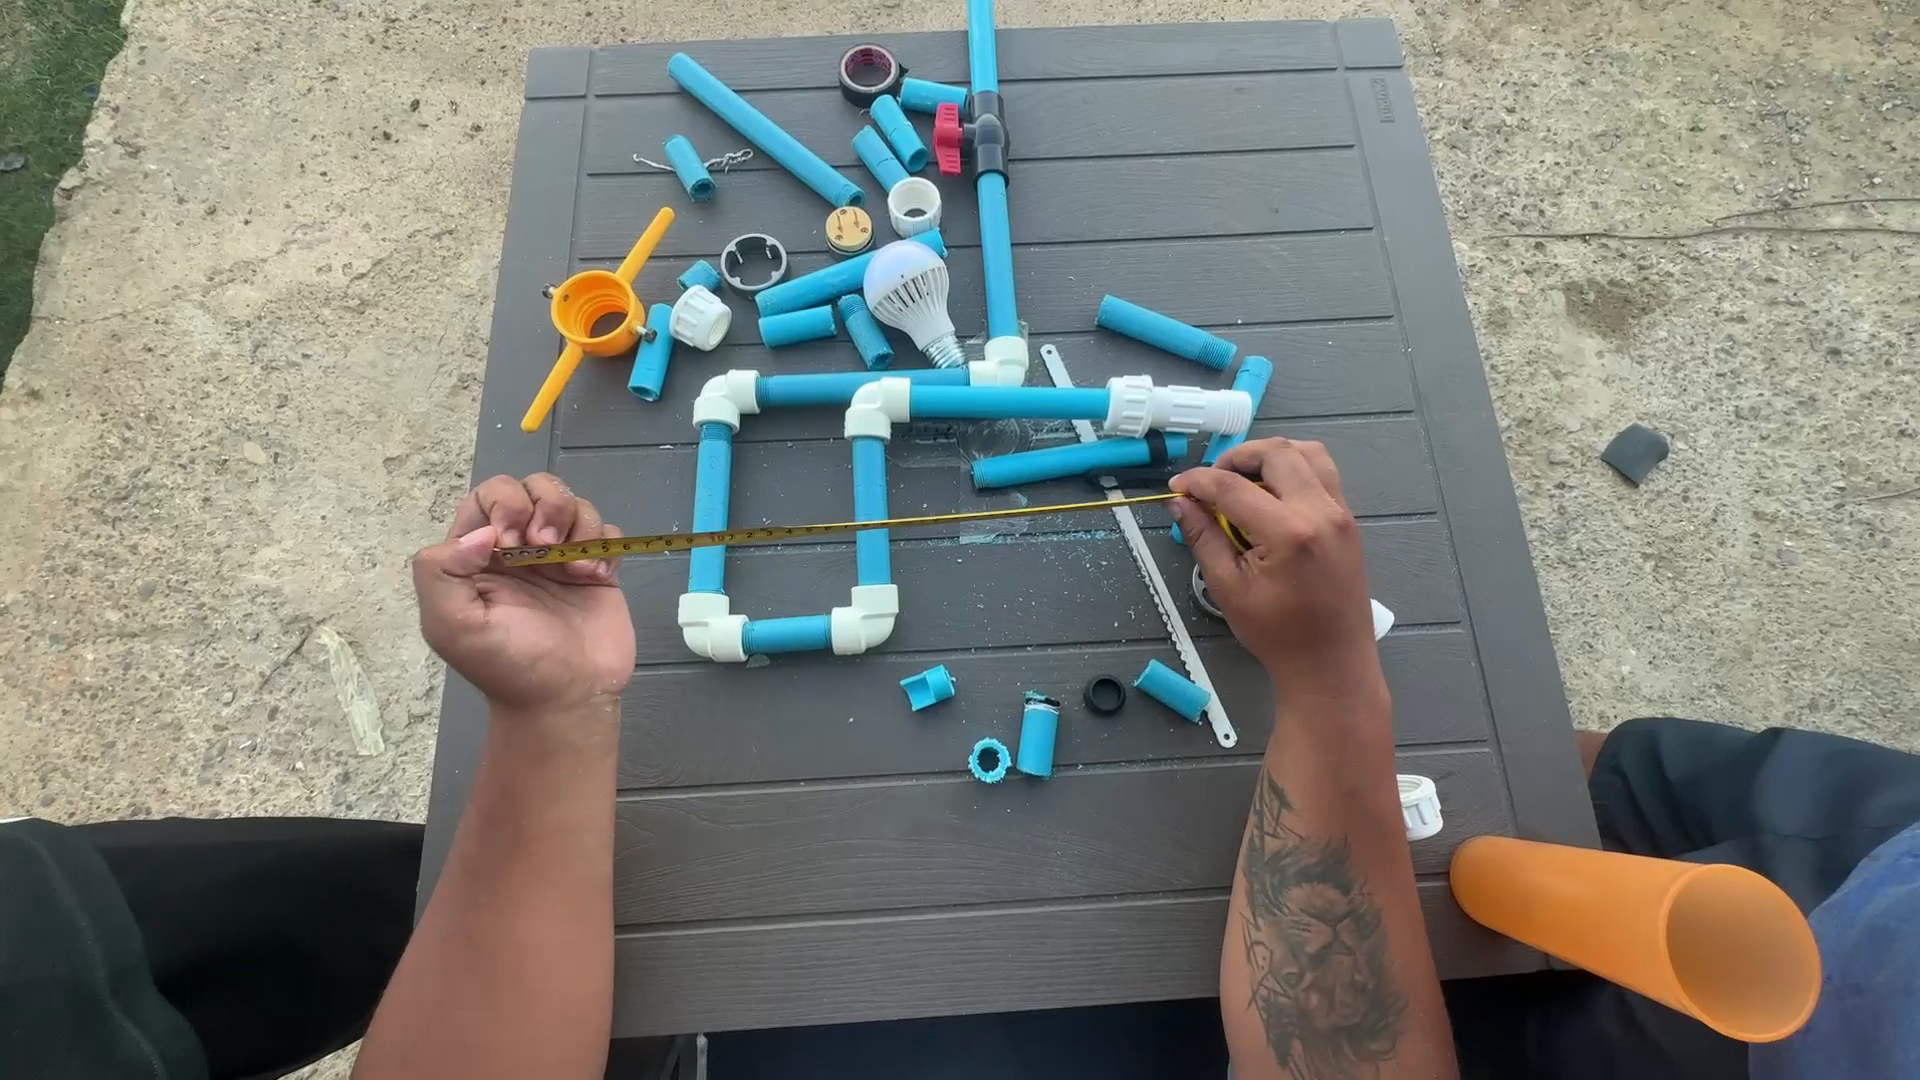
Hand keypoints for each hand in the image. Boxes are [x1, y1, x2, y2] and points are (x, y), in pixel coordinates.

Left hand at [412, 474, 636, 712]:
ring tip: (577, 567)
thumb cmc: (510, 664)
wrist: (569, 696)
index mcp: (478, 556)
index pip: (487, 497)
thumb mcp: (452, 625)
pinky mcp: (600, 569)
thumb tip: (482, 533)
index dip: (504, 504)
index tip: (513, 541)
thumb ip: (442, 572)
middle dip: (546, 505)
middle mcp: (521, 549)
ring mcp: (563, 557)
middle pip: (534, 488)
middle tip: (546, 547)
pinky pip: (609, 532)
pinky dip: (606, 545)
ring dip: (579, 523)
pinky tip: (598, 577)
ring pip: (575, 504)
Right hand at [1169, 439, 1381, 698]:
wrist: (1331, 663)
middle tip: (1211, 481)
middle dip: (1236, 457)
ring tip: (1242, 480)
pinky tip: (1270, 495)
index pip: (1233, 486)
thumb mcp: (1228, 588)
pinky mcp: (1348, 520)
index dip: (1198, 481)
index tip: (1176, 487)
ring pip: (1308, 452)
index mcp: (1288, 533)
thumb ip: (1203, 538)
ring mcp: (1341, 513)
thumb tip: (1179, 504)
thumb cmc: (1277, 634)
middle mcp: (1321, 512)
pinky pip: (1322, 472)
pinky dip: (1293, 469)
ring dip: (1269, 456)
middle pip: (1277, 452)